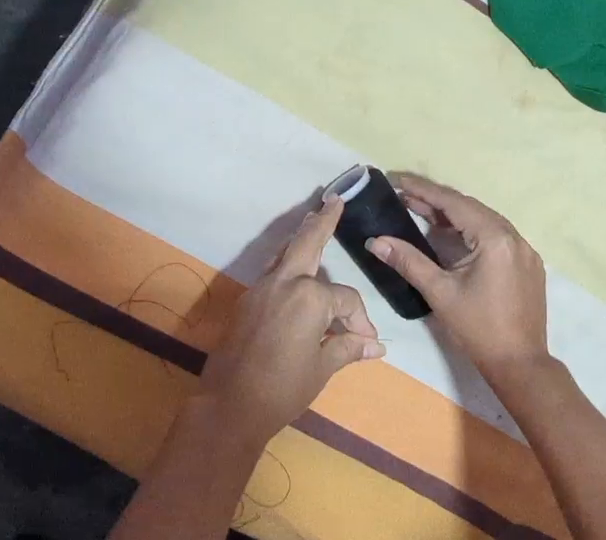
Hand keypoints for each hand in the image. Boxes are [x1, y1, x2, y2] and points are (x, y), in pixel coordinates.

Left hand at [197, 196, 382, 442]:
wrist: (230, 405)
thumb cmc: (283, 389)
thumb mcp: (321, 368)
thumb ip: (347, 348)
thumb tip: (375, 345)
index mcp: (309, 297)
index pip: (345, 299)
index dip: (360, 320)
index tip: (366, 341)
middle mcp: (285, 282)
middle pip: (308, 242)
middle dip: (323, 221)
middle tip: (335, 200)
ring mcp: (262, 288)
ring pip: (285, 252)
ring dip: (301, 237)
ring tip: (313, 219)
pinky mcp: (247, 299)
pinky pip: (272, 270)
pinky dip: (285, 260)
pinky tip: (292, 265)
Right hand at [366, 174, 549, 384]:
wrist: (520, 366)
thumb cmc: (478, 328)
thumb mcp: (440, 293)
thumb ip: (408, 261)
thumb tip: (375, 241)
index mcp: (495, 238)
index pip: (453, 203)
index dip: (423, 190)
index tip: (397, 180)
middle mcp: (514, 236)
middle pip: (469, 208)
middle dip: (435, 201)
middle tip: (403, 196)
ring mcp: (524, 250)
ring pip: (483, 220)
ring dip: (453, 215)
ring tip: (421, 211)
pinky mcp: (527, 264)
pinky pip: (496, 235)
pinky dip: (471, 230)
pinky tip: (452, 236)